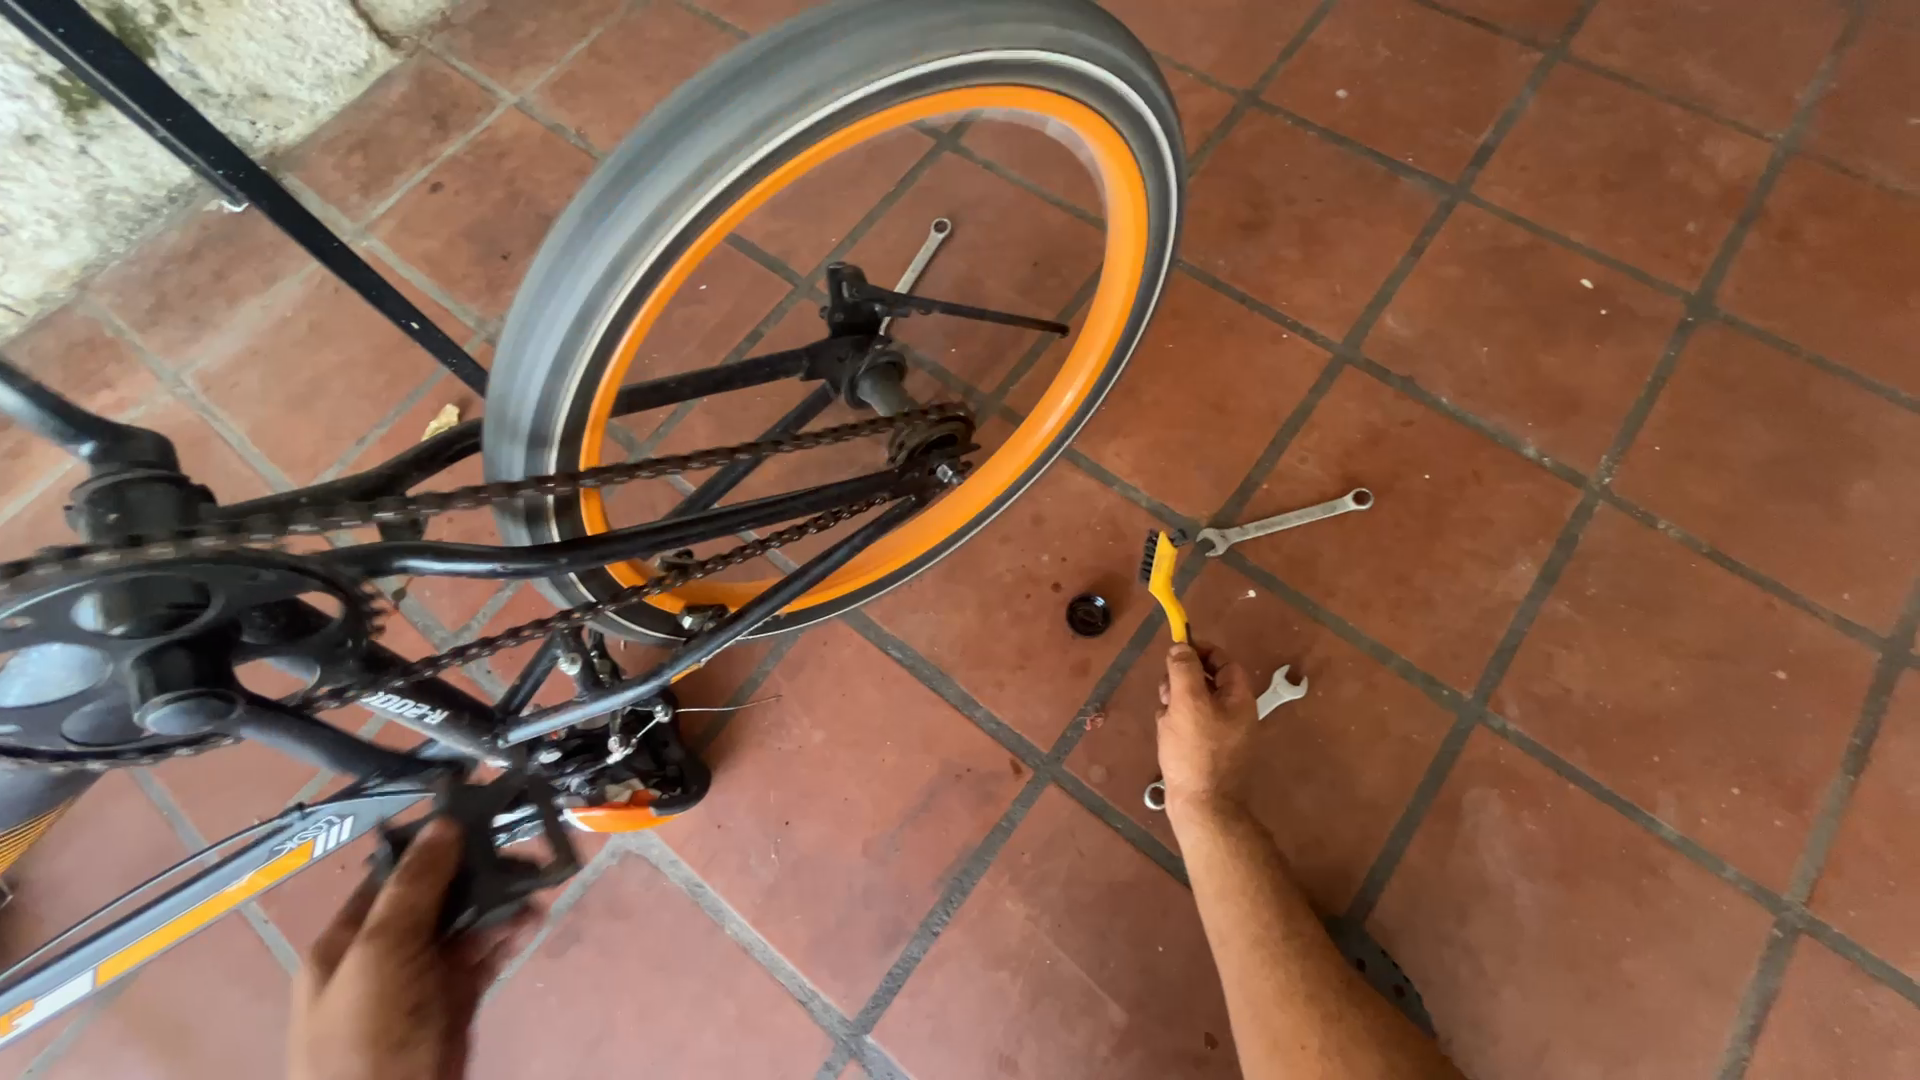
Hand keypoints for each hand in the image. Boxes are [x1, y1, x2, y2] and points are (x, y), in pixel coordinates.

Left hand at [288, 818, 535, 1079]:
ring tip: (539, 892)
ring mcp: (422, 975)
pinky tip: (532, 925)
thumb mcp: (383, 953)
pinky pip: (486, 953)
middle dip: (484, 872)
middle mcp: (386, 950)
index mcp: (350, 937)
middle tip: (529, 852)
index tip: (487, 813)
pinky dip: (510, 935)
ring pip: (469, 921)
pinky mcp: (455, 996)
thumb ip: (415, 887)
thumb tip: (444, 820)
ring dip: (504, 903)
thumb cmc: (371, 1033)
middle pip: (440, 893)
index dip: (439, 841)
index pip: (397, 871)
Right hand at [1154, 641, 1258, 816]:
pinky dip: (1175, 722)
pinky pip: (1189, 724)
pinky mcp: (1207, 750)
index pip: (1224, 662)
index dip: (1201, 651)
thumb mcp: (1187, 702)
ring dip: (1175, 702)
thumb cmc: (1196, 750)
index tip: (1176, 650)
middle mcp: (1235, 714)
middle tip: (1165, 691)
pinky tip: (1166, 734)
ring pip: (1194, 702)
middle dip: (1181, 679)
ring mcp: (1222, 734)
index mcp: (1239, 699)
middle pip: (1206, 680)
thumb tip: (1181, 646)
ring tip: (1164, 716)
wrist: (1202, 806)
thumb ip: (1184, 669)